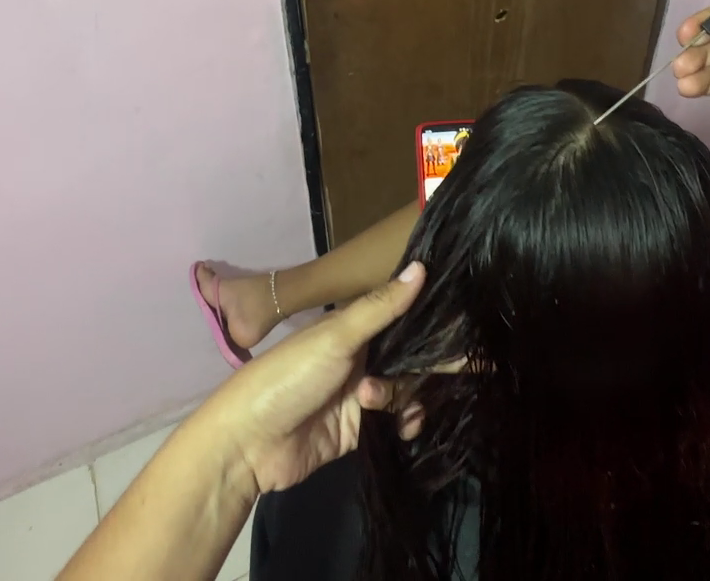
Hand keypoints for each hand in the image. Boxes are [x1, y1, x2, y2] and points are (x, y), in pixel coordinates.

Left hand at [192, 262, 427, 495]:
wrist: (249, 444)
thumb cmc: (290, 376)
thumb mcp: (336, 336)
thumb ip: (381, 306)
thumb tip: (423, 264)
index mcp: (354, 326)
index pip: (402, 315)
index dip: (429, 320)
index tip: (460, 326)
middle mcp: (362, 356)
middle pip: (410, 356)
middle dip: (424, 365)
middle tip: (445, 372)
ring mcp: (362, 394)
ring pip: (406, 389)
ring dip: (404, 396)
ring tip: (374, 404)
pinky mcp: (361, 429)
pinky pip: (397, 421)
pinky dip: (406, 423)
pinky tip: (404, 427)